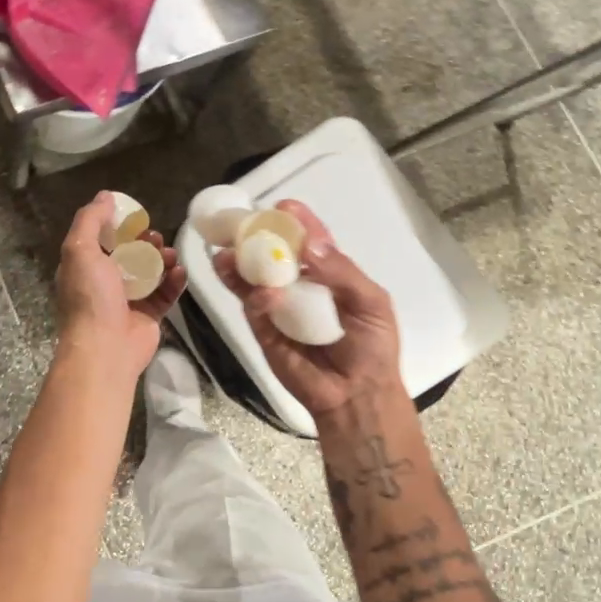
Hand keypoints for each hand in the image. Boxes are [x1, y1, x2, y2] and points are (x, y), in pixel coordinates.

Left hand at [57, 192, 186, 379]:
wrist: (105, 347)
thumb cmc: (90, 296)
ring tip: (169, 256)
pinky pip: (166, 292)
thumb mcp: (79, 249)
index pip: (102, 239)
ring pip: (151, 271)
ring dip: (162, 259)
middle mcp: (104, 282)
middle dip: (145, 241)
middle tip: (154, 238)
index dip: (118, 226)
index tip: (135, 217)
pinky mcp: (149, 315)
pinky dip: (174, 280)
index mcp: (84, 267)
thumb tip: (105, 196)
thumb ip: (90, 220)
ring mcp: (128, 300)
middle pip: (130, 253)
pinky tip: (180, 272)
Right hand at [212, 200, 411, 438]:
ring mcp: (278, 307)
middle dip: (257, 237)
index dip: (298, 223)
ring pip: (253, 278)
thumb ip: (342, 273)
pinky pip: (252, 307)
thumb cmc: (373, 348)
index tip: (284, 206)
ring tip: (227, 252)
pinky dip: (253, 296)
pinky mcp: (263, 330)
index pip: (310, 242)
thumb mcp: (370, 303)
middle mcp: (300, 286)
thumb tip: (309, 246)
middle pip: (274, 254)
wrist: (356, 395)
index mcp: (329, 275)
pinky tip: (262, 294)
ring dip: (239, 263)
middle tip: (243, 223)